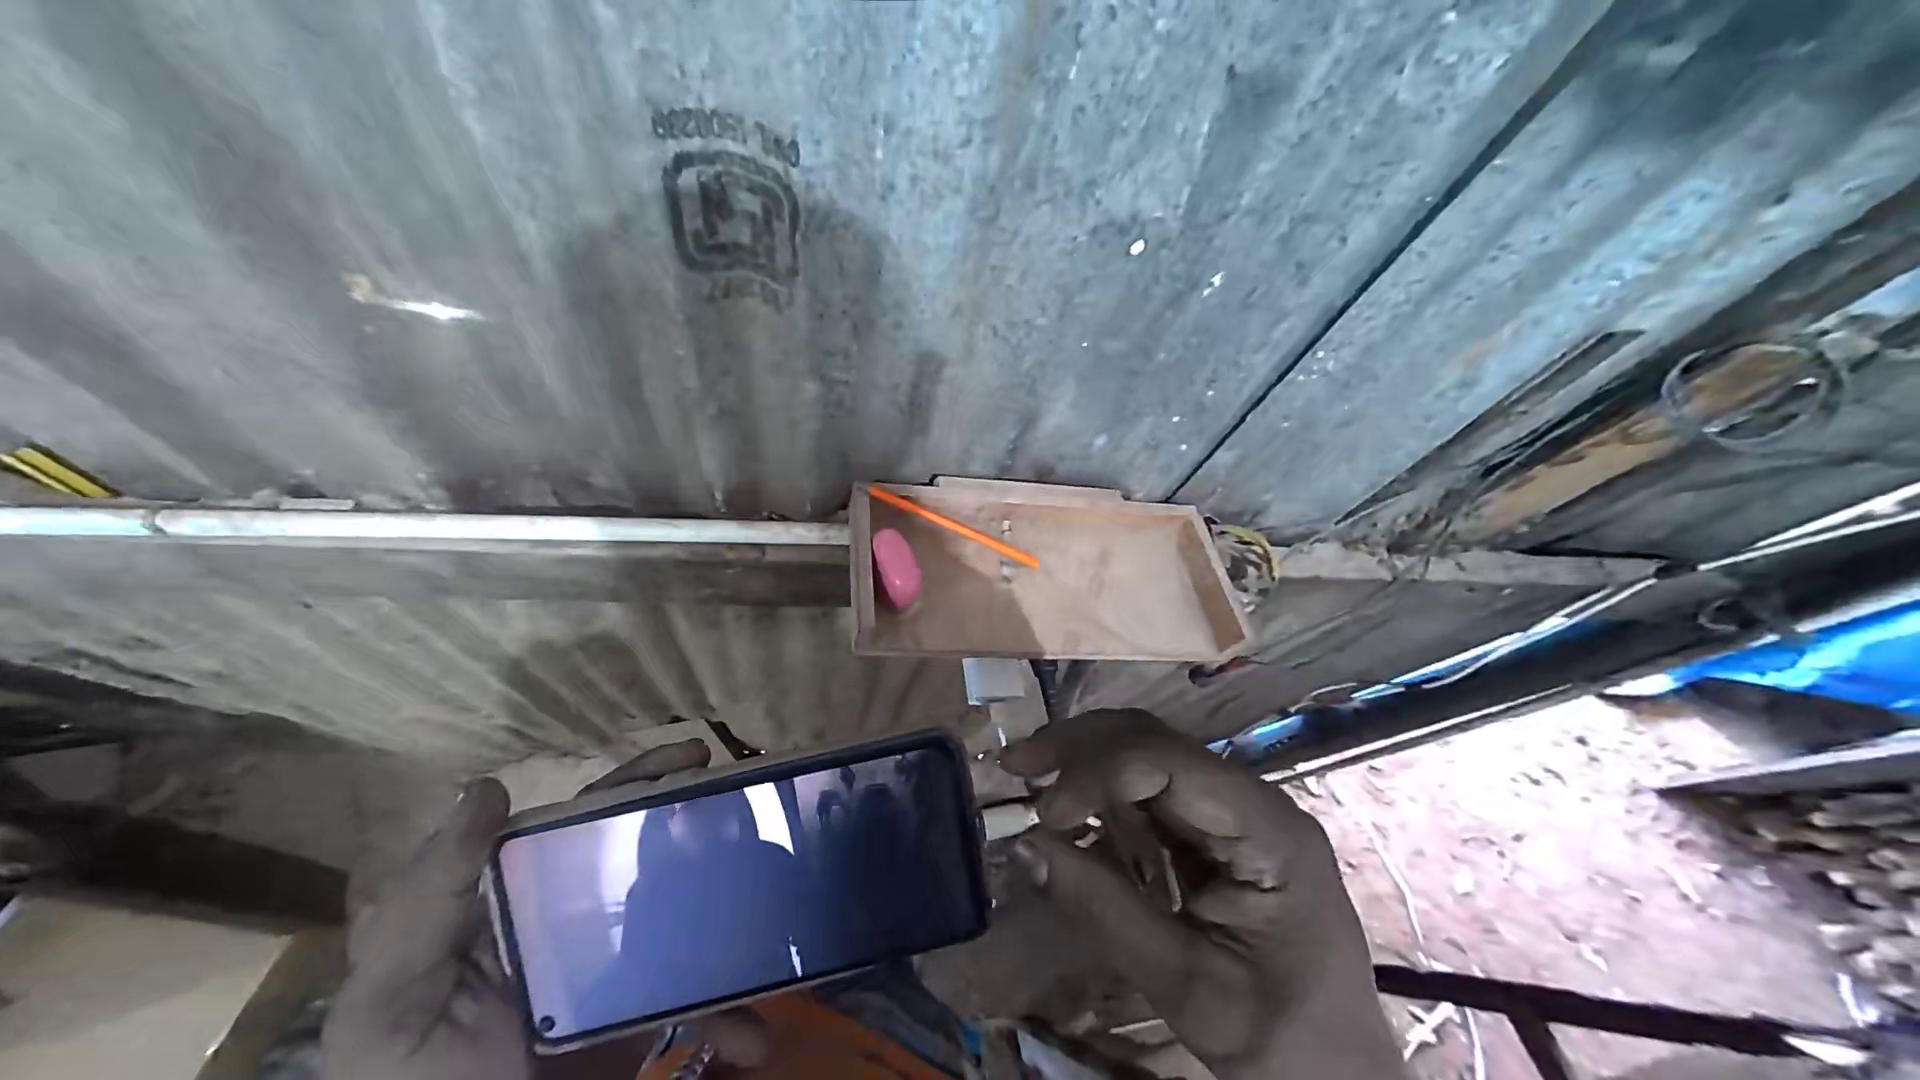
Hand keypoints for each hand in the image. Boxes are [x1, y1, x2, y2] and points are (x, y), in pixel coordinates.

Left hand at [322, 739, 767, 1079]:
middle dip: (704, 821)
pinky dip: (731, 1015)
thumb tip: (488, 787)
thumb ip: (428, 902)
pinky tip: (755, 1034)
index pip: (584, 819)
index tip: (692, 757)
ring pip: (689, 916)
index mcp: (522, 895)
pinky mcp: (641, 1020)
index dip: (639, 780)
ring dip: (738, 917)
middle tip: (753, 797)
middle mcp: (577, 916)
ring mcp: (615, 968)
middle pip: (651, 852)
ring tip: (780, 916)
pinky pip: (699, 1001)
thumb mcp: (394, 999)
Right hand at [1000, 709, 1403, 1079]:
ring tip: (1028, 775)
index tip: (1048, 814)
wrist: (1336, 1074)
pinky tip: (1066, 811)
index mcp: (1269, 830)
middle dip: (1082, 747)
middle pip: (1156, 741)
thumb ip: (1108, 911)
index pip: (1174, 763)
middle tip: (1017, 766)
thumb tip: (1026, 845)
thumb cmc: (1280, 1040)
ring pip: (1145, 753)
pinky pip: (1146, 790)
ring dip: (1083, 759)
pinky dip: (1098, 792)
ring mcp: (1230, 811)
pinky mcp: (1210, 829)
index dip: (1102, 772)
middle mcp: (1250, 801)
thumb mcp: (1190, 987)